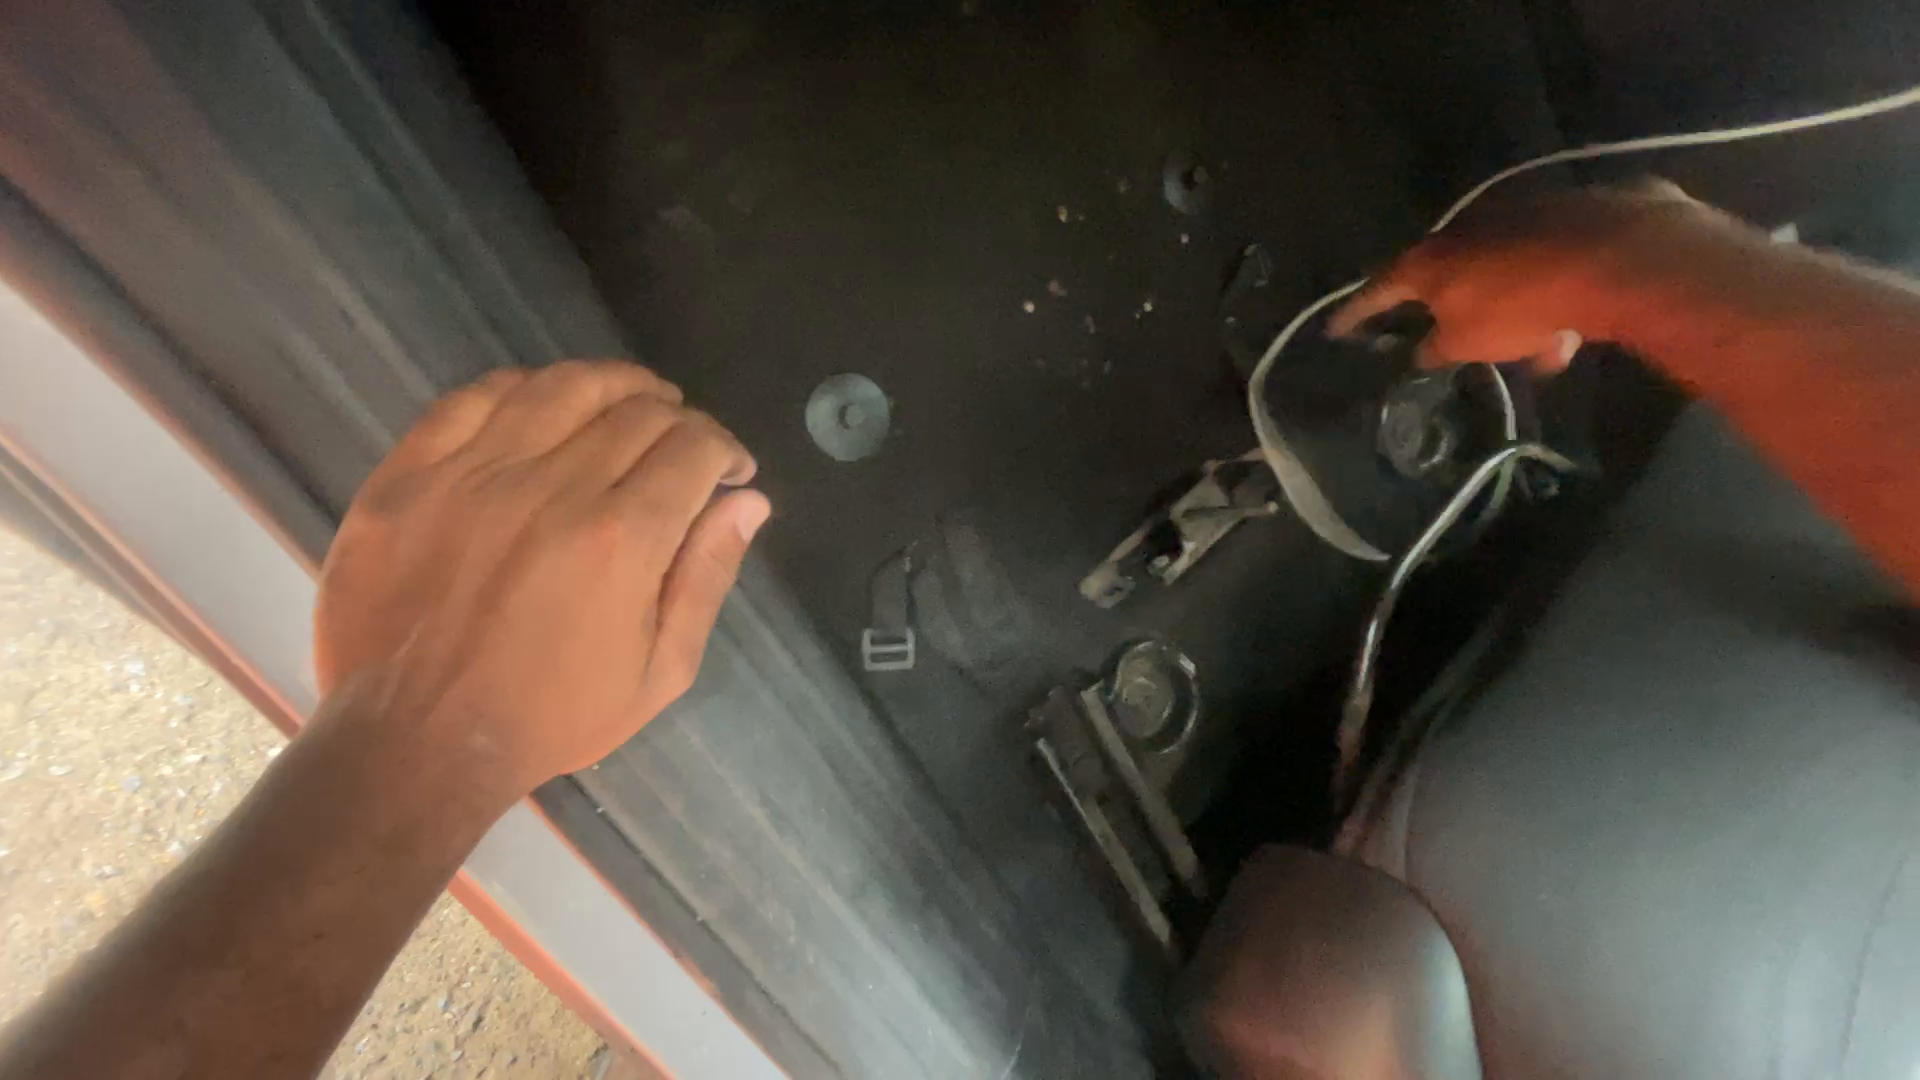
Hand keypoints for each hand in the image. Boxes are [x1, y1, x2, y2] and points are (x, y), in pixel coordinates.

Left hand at [313, 360, 769, 799]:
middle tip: (688, 449)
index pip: (694, 448)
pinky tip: (551, 405)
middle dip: (683, 421)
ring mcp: (473, 475)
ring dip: (618, 384)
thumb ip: (710, 575)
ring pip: (564, 386)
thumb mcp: (663, 669)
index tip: (731, 471)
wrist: (413, 744)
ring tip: (637, 403)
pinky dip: (528, 387)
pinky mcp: (409, 476)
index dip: (726, 449)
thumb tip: (751, 501)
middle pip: (640, 411)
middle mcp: (552, 489)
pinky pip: (475, 397)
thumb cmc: (555, 714)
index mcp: (621, 539)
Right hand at [1329, 181, 1744, 371]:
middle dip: (1446, 306)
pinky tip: (1573, 319)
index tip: (1334, 328)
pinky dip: (1551, 287)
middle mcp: (1467, 228)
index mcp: (1430, 260)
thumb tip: (1424, 350)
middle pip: (1444, 273)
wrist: (1623, 257)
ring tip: (1536, 345)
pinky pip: (1550, 259)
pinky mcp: (1575, 207)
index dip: (1354, 312)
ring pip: (1502, 268)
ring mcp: (1522, 210)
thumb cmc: (1521, 306)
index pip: (1376, 289)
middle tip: (1446, 333)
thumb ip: (1435, 349)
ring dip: (1509, 306)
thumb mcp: (1464, 344)